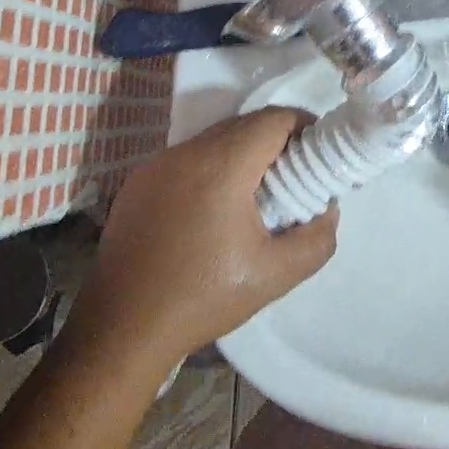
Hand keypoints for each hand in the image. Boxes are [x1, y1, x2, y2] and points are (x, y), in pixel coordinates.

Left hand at [67, 107, 338, 365]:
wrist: (122, 328)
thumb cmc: (202, 298)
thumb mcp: (275, 275)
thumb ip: (316, 238)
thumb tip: (326, 210)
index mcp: (221, 167)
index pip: (273, 120)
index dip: (303, 126)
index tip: (319, 153)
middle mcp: (185, 154)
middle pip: (243, 126)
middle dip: (276, 142)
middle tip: (295, 178)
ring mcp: (155, 166)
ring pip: (212, 142)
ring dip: (241, 156)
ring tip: (256, 198)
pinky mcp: (137, 184)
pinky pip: (186, 161)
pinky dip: (210, 171)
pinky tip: (213, 212)